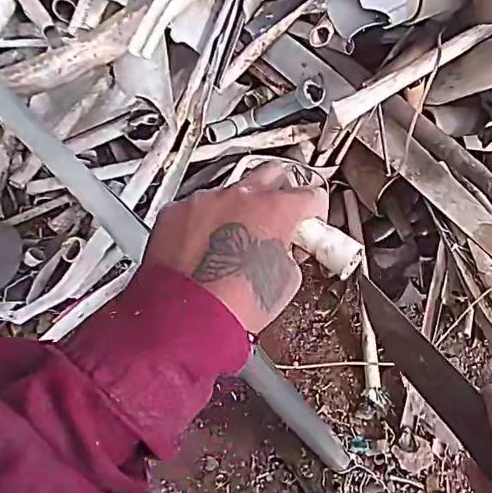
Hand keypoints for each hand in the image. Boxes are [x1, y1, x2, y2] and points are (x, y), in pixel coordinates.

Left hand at [143, 162, 327, 333]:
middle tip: (279, 218)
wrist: (187, 318)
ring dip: (239, 208)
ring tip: (236, 240)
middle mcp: (241, 196)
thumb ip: (292, 252)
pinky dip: (205, 221)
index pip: (311, 194)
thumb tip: (288, 250)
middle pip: (272, 174)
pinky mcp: (177, 211)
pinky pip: (197, 207)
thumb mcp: (287, 280)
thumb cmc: (234, 304)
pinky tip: (206, 248)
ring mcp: (206, 200)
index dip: (314, 210)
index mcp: (277, 209)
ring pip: (231, 191)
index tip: (310, 220)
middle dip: (280, 192)